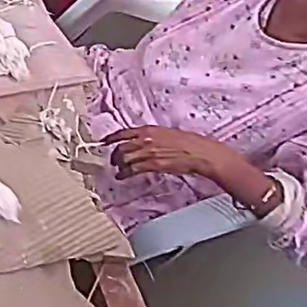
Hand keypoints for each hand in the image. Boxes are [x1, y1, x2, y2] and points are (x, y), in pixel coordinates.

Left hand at [107, 126, 242, 180]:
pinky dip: (124, 173)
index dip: (111, 138)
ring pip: (125, 159)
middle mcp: (145, 139)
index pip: (123, 133)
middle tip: (113, 161)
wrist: (203, 153)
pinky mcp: (153, 164)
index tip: (104, 142)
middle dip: (114, 155)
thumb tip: (141, 141)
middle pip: (121, 147)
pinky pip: (133, 169)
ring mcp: (149, 152)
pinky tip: (122, 176)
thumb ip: (151, 136)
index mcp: (149, 130)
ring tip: (118, 170)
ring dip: (119, 166)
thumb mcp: (166, 133)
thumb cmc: (190, 143)